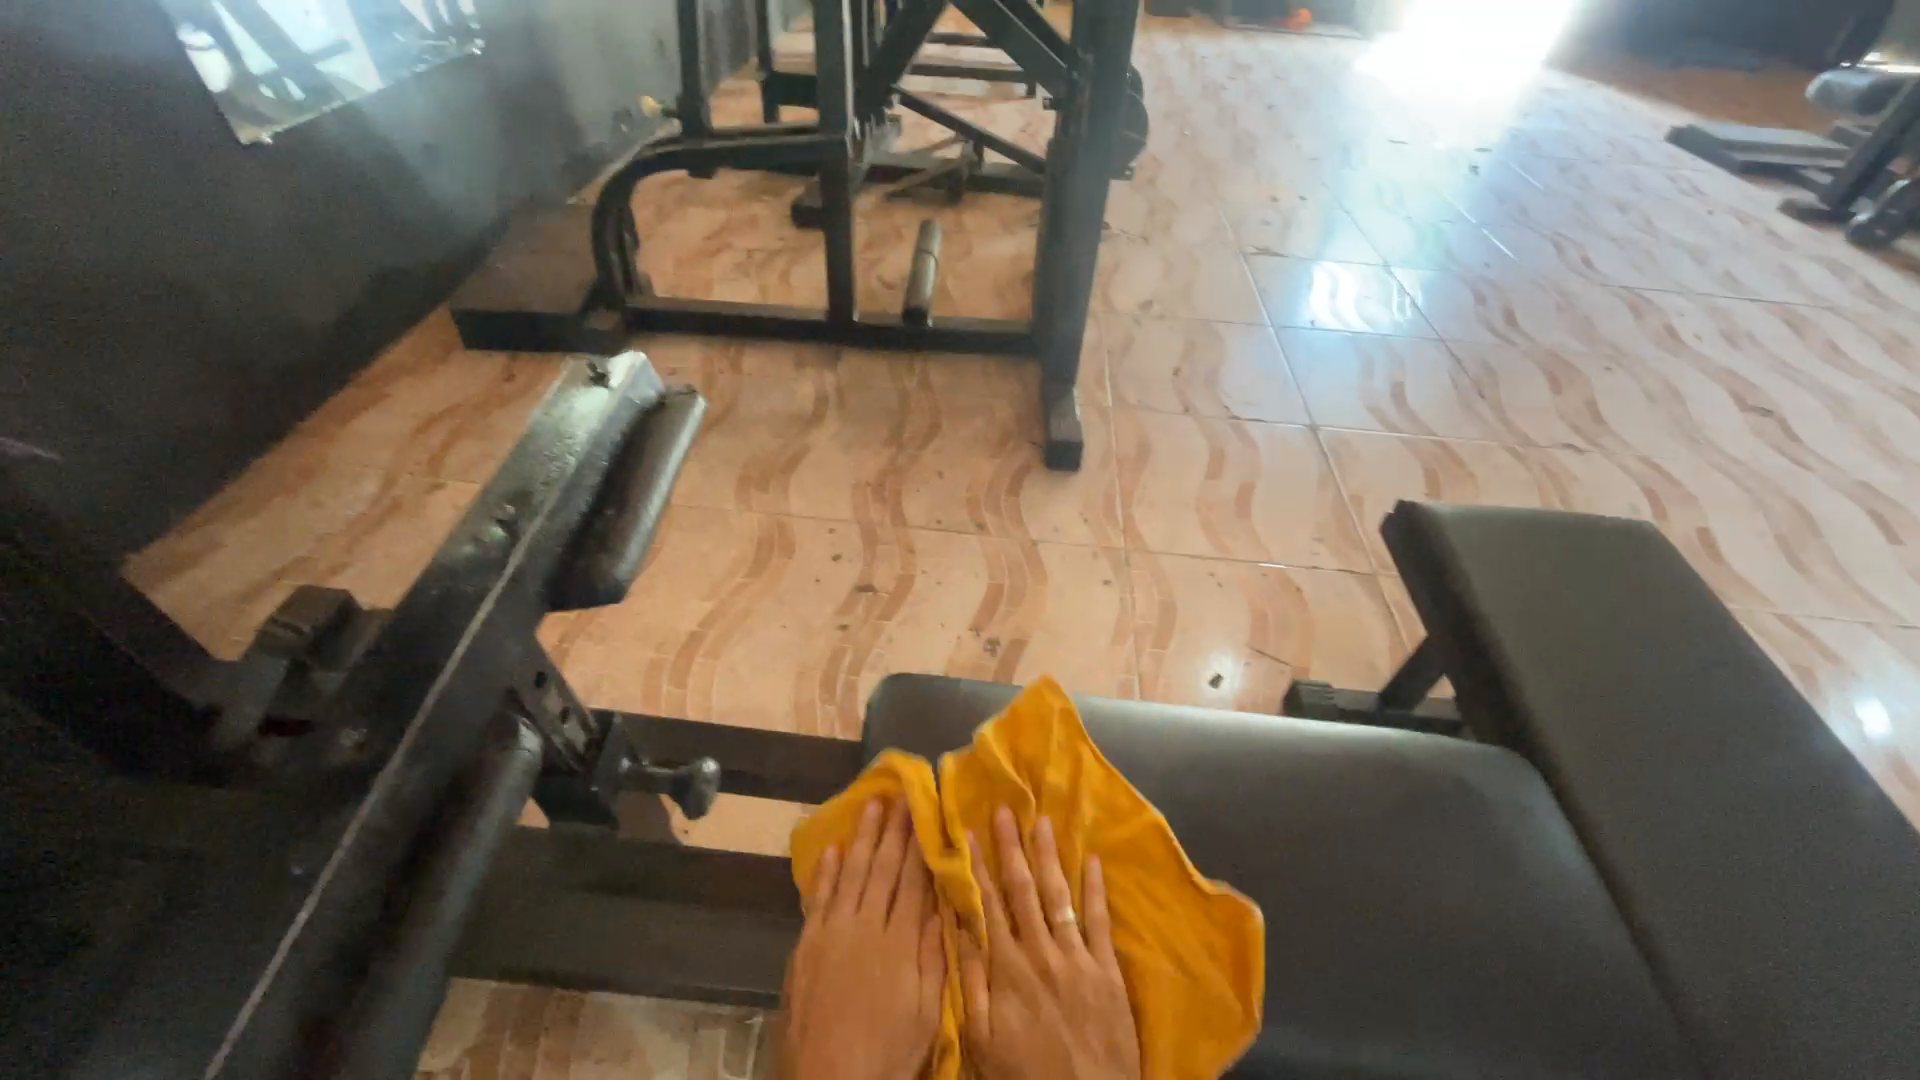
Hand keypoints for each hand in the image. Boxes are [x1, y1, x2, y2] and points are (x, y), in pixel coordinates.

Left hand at [783, 798, 944, 1079]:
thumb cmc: (886, 1052)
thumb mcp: (925, 1014)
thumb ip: (933, 959)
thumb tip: (941, 908)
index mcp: (900, 943)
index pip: (913, 882)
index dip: (919, 846)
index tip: (925, 814)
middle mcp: (866, 927)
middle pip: (883, 869)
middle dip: (894, 831)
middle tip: (901, 796)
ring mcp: (832, 933)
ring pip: (852, 873)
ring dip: (862, 838)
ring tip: (872, 806)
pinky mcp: (806, 945)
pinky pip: (819, 898)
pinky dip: (827, 871)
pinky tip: (835, 848)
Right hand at [960, 806, 1141, 1079]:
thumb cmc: (1026, 1074)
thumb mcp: (983, 1040)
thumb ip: (971, 983)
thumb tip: (960, 929)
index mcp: (1007, 968)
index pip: (988, 905)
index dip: (977, 867)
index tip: (967, 832)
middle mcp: (1041, 952)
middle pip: (1023, 890)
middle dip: (1012, 848)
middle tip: (1005, 810)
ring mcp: (1077, 957)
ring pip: (1059, 896)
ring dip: (1049, 857)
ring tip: (1043, 821)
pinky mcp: (1107, 970)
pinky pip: (1099, 921)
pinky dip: (1096, 889)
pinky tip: (1094, 860)